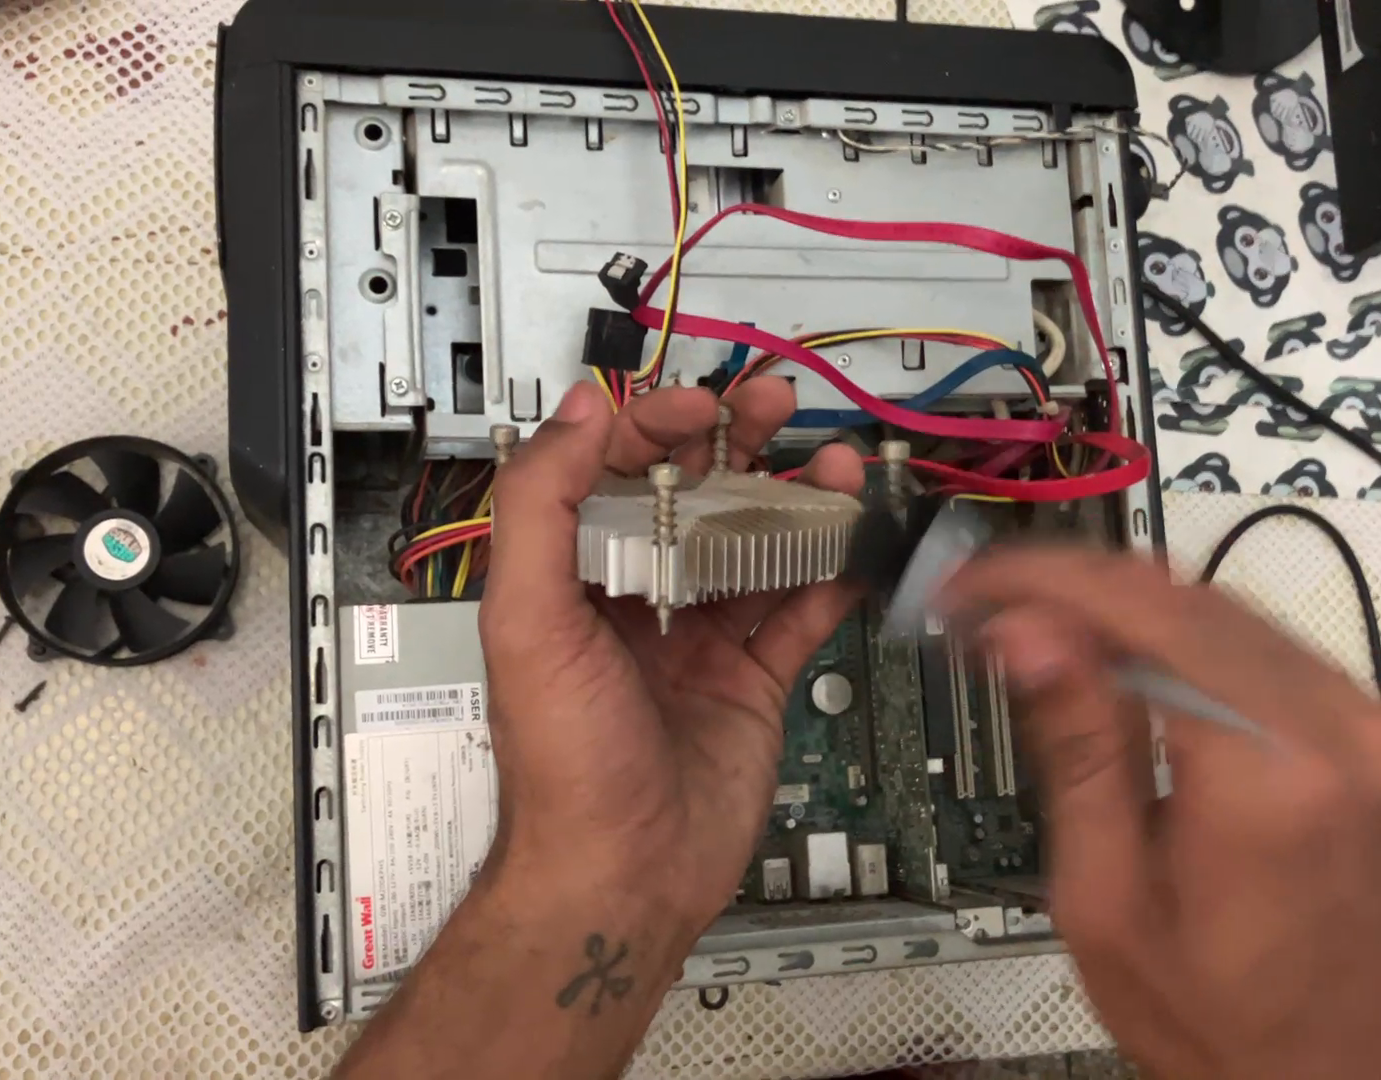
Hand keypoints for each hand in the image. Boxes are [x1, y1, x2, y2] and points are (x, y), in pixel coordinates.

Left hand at [480, 377, 864, 932]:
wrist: (625, 872)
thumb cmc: (566, 758)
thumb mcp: (529, 622)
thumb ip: (542, 508)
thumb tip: (578, 413)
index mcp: (582, 577)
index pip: (619, 474)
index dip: (658, 426)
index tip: (703, 404)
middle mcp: (642, 597)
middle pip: (695, 499)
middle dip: (736, 444)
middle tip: (775, 405)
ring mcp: (701, 635)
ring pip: (755, 547)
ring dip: (794, 502)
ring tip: (832, 468)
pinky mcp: (752, 675)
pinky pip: (797, 612)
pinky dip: (826, 576)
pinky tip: (851, 543)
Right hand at [942, 549, 1380, 1079]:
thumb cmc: (1211, 1018)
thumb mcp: (1104, 894)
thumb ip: (1074, 747)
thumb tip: (1024, 636)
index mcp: (1273, 777)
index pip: (1141, 614)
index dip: (1037, 581)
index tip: (968, 585)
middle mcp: (1344, 733)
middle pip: (1177, 596)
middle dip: (1061, 585)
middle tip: (980, 603)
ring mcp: (1370, 728)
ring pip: (1210, 605)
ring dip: (1106, 604)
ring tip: (1025, 626)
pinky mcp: (1367, 735)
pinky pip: (1247, 643)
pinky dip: (1159, 633)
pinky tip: (1101, 653)